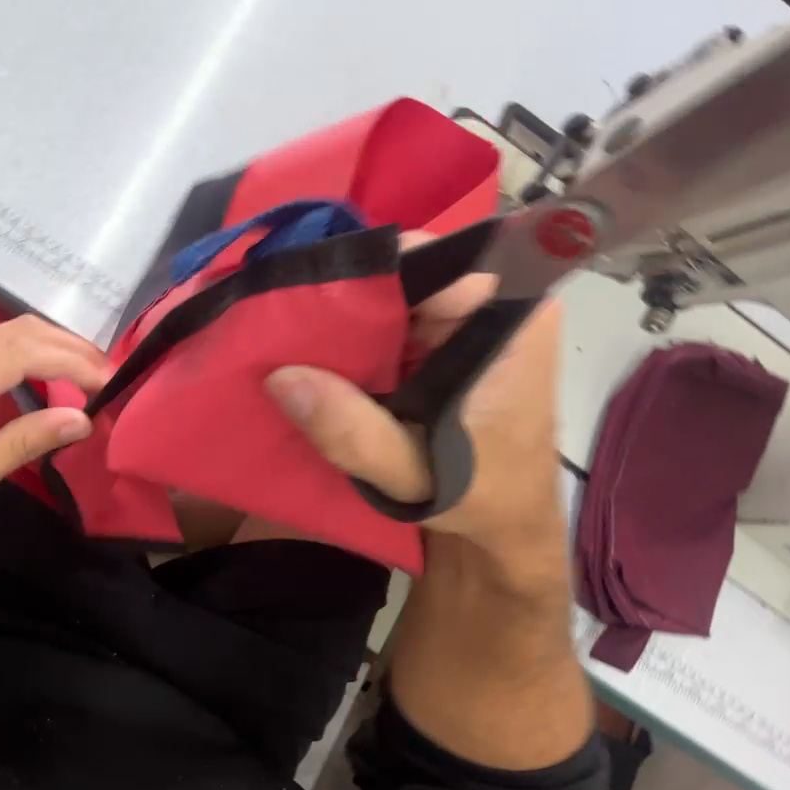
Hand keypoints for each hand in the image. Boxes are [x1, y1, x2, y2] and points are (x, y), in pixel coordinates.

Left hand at [0, 315, 110, 548]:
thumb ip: (22, 443)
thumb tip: (80, 419)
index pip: (19, 353)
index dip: (70, 360)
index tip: (107, 380)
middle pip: (11, 331)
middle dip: (64, 345)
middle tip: (105, 371)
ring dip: (43, 344)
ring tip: (83, 370)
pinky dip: (17, 351)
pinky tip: (41, 371)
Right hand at [263, 231, 565, 555]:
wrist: (502, 530)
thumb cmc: (479, 499)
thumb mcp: (408, 472)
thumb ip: (351, 430)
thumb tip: (280, 377)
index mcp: (510, 323)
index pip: (438, 260)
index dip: (371, 269)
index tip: (310, 295)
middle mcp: (493, 309)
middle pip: (408, 273)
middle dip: (347, 294)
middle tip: (283, 317)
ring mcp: (465, 325)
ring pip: (393, 296)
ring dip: (342, 320)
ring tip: (287, 336)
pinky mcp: (440, 345)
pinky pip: (389, 323)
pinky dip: (350, 341)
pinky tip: (311, 357)